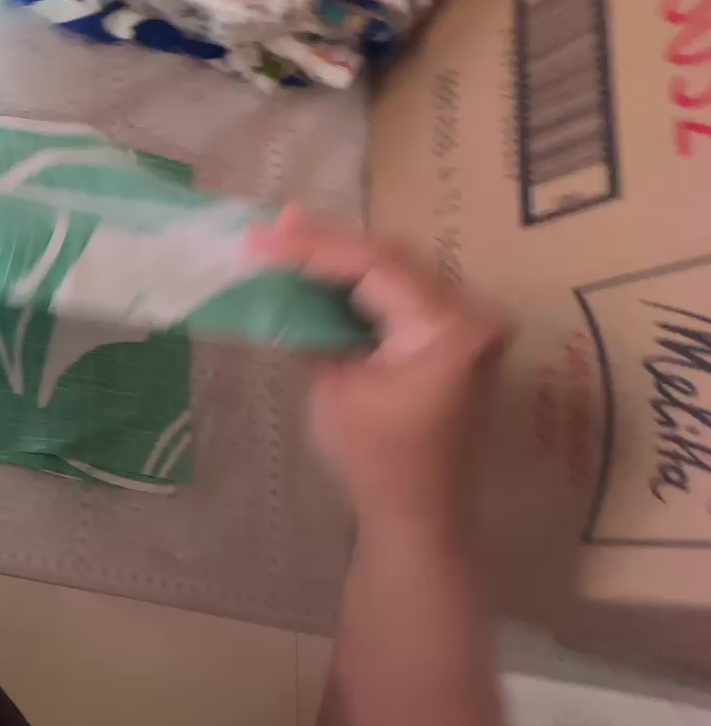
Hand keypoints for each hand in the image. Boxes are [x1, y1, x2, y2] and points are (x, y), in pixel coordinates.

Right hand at [248, 207, 507, 523]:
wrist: (413, 503)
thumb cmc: (374, 454)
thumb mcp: (335, 387)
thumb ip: (312, 332)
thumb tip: (276, 293)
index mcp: (447, 328)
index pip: (375, 268)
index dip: (312, 248)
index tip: (260, 239)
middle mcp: (464, 315)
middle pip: (388, 259)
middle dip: (325, 239)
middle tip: (272, 222)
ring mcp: (453, 324)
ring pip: (388, 270)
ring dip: (334, 253)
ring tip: (285, 231)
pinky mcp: (434, 336)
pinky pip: (388, 293)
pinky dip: (346, 280)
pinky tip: (311, 266)